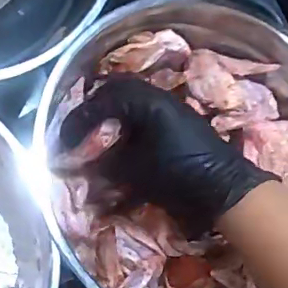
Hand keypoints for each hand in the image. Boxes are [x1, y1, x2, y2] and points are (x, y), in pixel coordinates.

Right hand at [59, 75, 275, 235]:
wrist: (223, 191)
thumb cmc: (179, 174)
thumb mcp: (135, 169)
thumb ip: (106, 163)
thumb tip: (84, 164)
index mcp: (146, 102)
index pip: (101, 101)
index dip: (78, 120)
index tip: (64, 139)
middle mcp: (157, 101)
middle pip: (115, 96)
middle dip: (93, 114)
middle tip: (77, 134)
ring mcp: (170, 115)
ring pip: (131, 108)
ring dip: (111, 121)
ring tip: (95, 143)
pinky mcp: (178, 132)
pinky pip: (146, 123)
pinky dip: (129, 135)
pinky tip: (120, 150)